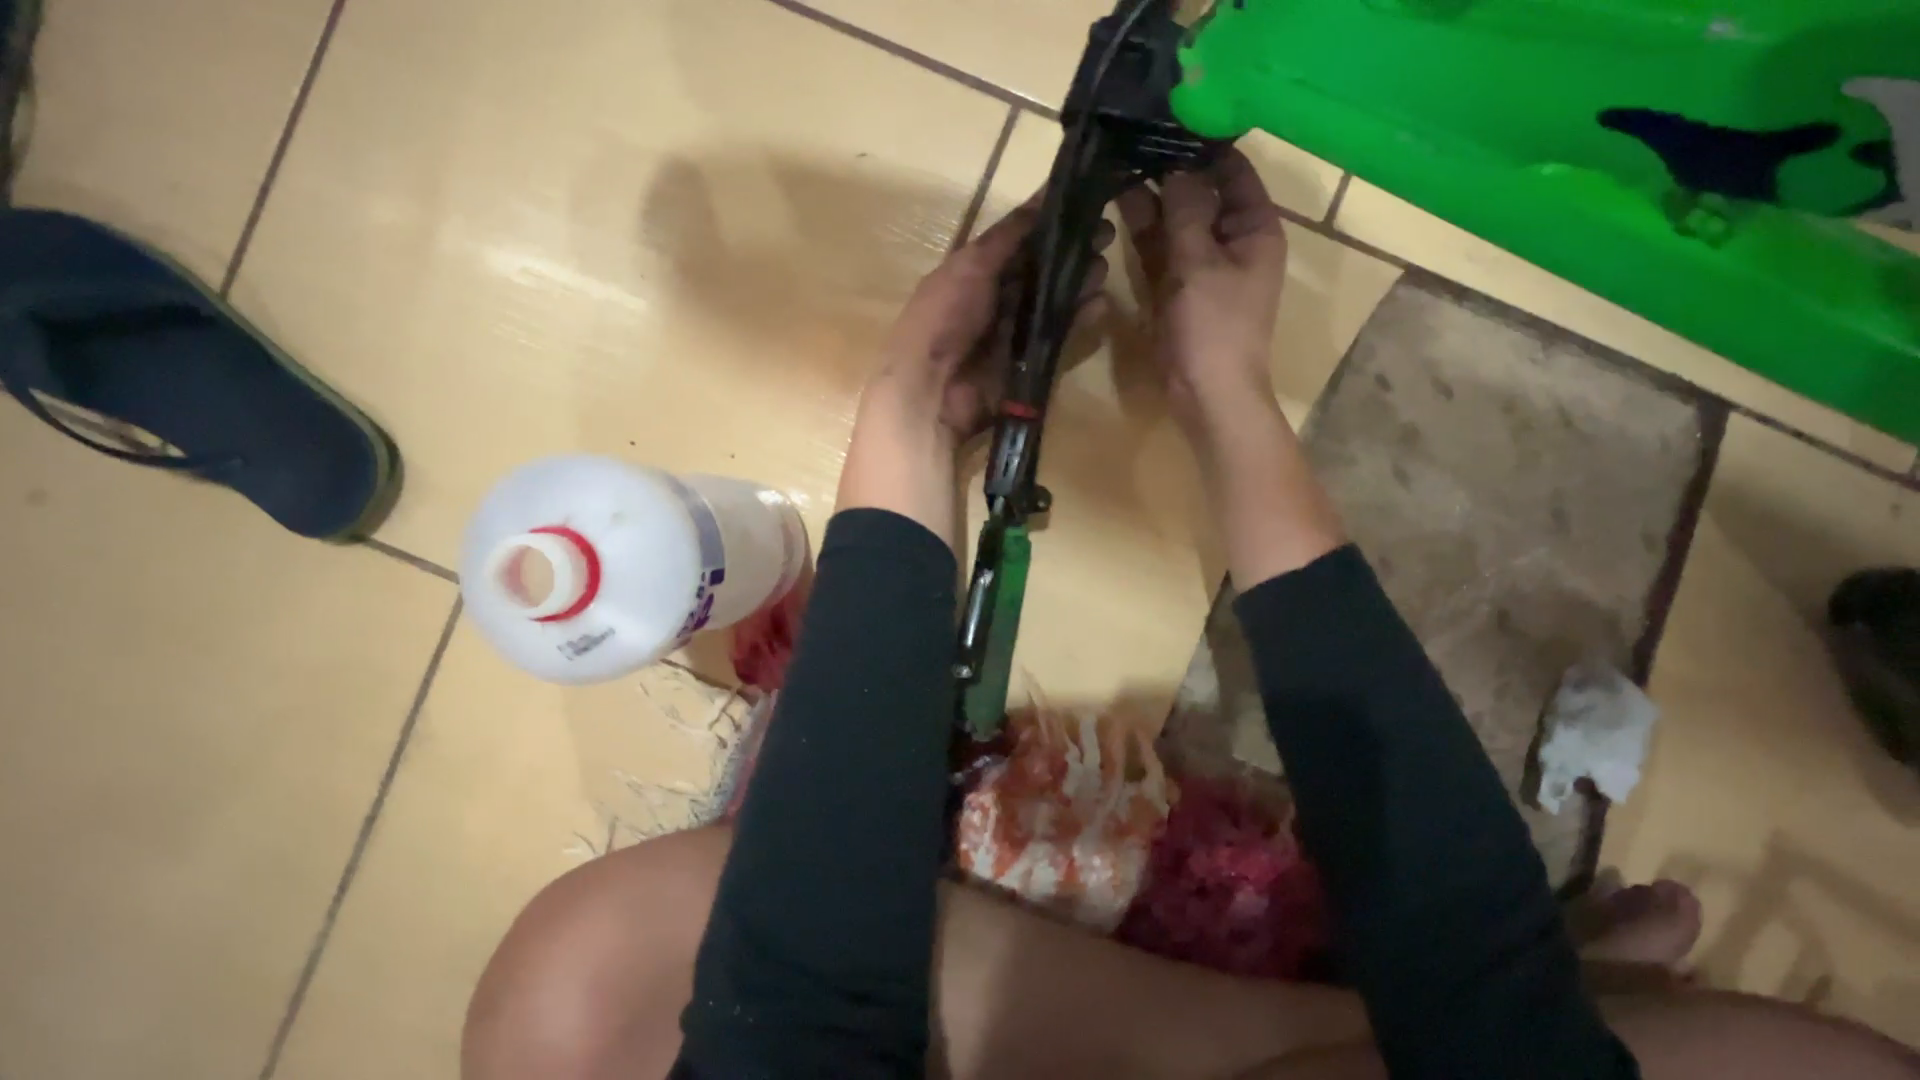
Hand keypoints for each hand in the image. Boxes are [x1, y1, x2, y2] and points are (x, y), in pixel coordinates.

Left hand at [865, 203, 1111, 446]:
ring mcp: (1016, 330)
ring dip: (1081, 281)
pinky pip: (1061, 335)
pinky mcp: (1031, 361)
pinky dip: (1081, 320)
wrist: (932, 389)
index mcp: (977, 270)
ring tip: (1102, 267)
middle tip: (1105, 234)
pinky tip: (1099, 304)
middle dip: (1073, 250)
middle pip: (1043, 268)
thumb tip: (1042, 198)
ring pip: (1056, 299)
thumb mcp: (970, 265)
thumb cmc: (944, 316)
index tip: (1085, 198)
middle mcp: (999, 296)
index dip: (1050, 219)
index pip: (1021, 238)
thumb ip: (1008, 236)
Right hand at [1117, 148, 1288, 431]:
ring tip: (1116, 157)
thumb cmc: (1214, 327)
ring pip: (1175, 218)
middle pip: (1200, 191)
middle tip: (1131, 132)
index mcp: (1255, 228)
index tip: (1168, 115)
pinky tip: (1115, 199)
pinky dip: (1142, 227)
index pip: (1233, 170)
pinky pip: (1159, 246)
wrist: (1207, 394)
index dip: (1204, 143)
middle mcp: (1231, 239)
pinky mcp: (1175, 285)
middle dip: (1169, 167)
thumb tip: (1175, 163)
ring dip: (1150, 194)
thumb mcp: (1200, 263)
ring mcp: (1201, 263)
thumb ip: (1185, 210)